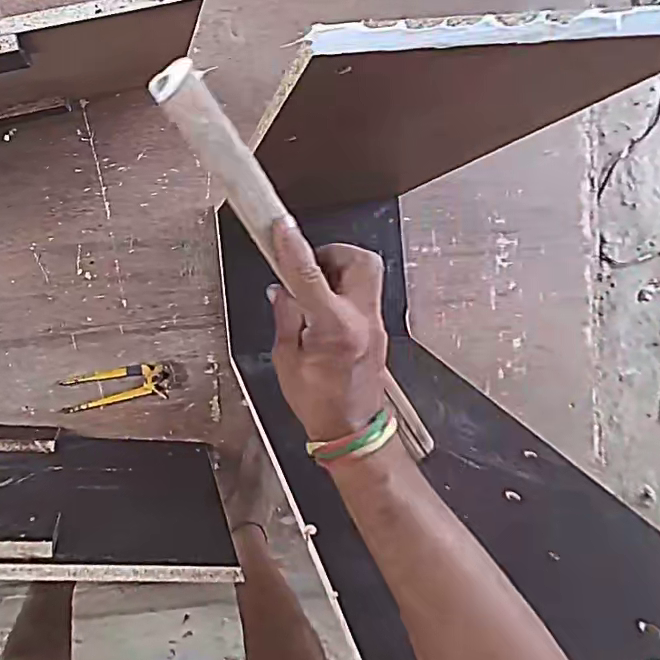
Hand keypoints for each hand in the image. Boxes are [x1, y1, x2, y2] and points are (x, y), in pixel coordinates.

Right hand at [265, 218, 389, 441]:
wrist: (352, 430)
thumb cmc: (319, 403)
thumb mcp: (286, 359)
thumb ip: (286, 317)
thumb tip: (282, 290)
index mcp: (335, 330)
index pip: (310, 277)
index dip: (293, 249)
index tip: (282, 228)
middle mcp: (362, 322)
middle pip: (360, 260)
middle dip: (331, 253)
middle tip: (307, 265)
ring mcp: (375, 324)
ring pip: (366, 273)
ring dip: (337, 271)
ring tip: (313, 290)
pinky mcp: (378, 328)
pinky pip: (362, 294)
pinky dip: (340, 291)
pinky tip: (321, 310)